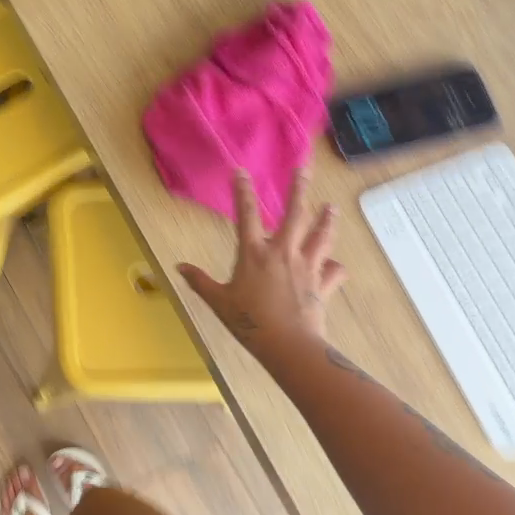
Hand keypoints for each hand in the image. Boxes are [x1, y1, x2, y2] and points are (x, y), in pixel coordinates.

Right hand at [178, 168, 347, 350]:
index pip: (246, 214)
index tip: (241, 171)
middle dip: (298, 190)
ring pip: (321, 237)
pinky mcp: (323, 285)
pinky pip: (334, 271)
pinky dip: (335, 267)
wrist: (287, 344)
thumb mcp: (218, 301)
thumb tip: (179, 267)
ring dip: (326, 220)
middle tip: (303, 170)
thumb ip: (200, 281)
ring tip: (332, 208)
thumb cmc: (248, 321)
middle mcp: (282, 253)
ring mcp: (306, 267)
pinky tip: (335, 265)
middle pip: (294, 215)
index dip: (242, 191)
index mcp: (254, 253)